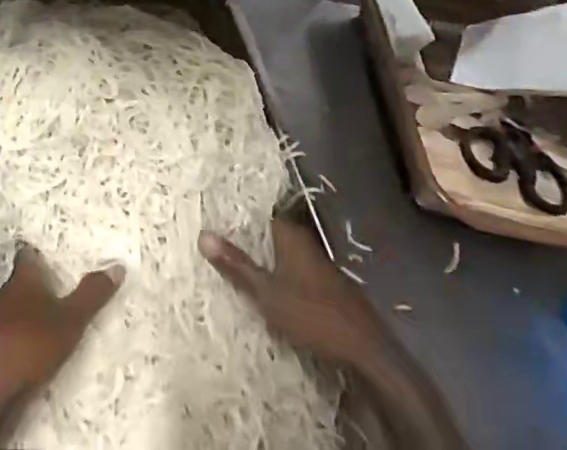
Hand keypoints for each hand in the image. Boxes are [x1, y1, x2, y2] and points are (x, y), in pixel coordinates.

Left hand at [0, 247, 121, 449]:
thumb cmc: (32, 342)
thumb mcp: (71, 319)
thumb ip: (92, 294)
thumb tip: (116, 266)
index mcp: (23, 279)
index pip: (26, 254)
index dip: (35, 251)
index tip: (45, 250)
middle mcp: (3, 293)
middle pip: (17, 279)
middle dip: (32, 280)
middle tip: (51, 281)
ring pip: (9, 304)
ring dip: (23, 307)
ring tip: (42, 311)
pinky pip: (5, 330)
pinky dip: (16, 331)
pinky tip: (27, 342)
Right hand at [198, 220, 387, 368]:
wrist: (364, 350)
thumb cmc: (312, 314)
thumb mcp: (266, 293)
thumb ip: (236, 265)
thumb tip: (202, 234)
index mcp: (290, 234)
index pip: (258, 215)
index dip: (236, 221)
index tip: (214, 226)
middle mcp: (305, 241)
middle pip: (269, 235)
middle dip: (247, 243)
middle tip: (218, 250)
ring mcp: (318, 263)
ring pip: (282, 256)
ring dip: (264, 263)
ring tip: (236, 271)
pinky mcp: (326, 285)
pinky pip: (294, 272)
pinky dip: (280, 278)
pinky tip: (268, 292)